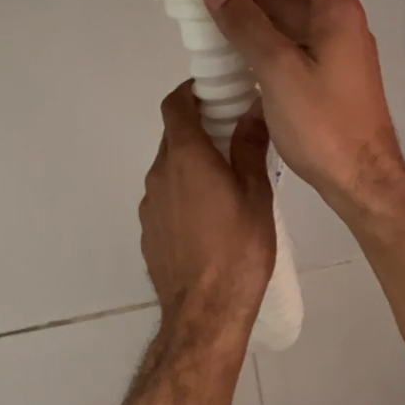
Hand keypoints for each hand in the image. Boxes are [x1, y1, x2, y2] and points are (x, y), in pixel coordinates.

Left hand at [139, 81, 276, 330]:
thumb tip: (252, 108)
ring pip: (169, 171)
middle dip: (200, 130)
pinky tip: (210, 220)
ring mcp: (149, 206)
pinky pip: (166, 200)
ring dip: (192, 166)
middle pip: (173, 137)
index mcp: (185, 158)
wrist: (205, 312)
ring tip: (227, 184)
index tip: (216, 92)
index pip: (175, 105)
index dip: (191, 92)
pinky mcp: (148, 233)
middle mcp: (159, 175)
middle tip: (234, 138)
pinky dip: (184, 195)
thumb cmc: (239, 250)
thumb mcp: (256, 194)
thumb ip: (250, 147)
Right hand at [203, 0, 404, 215]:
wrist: (362, 179)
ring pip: (296, 27)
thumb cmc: (322, 123)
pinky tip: (245, 76)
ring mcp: (340, 59)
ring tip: (222, 47)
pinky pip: (299, 55)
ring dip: (260, 29)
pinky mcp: (333, 86)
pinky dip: (272, 55)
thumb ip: (246, 26)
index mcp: (338, 13)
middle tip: (216, 18)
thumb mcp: (277, 70)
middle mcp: (344, 29)